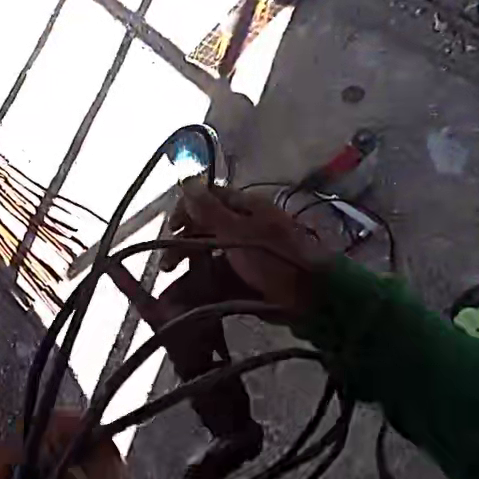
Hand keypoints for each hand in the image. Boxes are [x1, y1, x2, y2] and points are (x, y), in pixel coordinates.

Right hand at [172, 181, 328, 315]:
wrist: (311, 300)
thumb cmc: (274, 259)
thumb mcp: (238, 232)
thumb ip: (210, 209)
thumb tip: (187, 178)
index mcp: (246, 208)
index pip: (208, 197)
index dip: (186, 209)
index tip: (171, 228)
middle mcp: (246, 226)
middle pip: (206, 228)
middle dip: (183, 244)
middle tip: (167, 266)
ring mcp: (248, 253)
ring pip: (210, 254)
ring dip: (190, 266)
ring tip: (174, 285)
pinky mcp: (249, 278)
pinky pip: (220, 276)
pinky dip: (204, 283)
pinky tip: (190, 297)